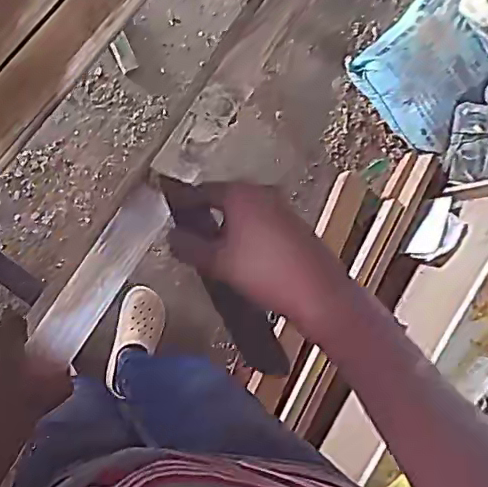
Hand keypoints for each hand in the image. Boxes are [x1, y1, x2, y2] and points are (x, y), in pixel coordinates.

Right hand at [166, 181, 364, 334]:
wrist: (318, 294)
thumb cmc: (266, 273)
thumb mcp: (216, 263)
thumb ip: (188, 247)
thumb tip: (172, 238)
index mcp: (241, 195)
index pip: (201, 191)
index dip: (182, 203)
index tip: (169, 213)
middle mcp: (263, 194)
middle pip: (223, 199)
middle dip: (204, 215)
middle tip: (186, 233)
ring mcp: (282, 209)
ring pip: (243, 212)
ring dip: (225, 227)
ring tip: (210, 249)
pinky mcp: (294, 227)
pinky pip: (259, 223)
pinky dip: (245, 234)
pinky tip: (239, 257)